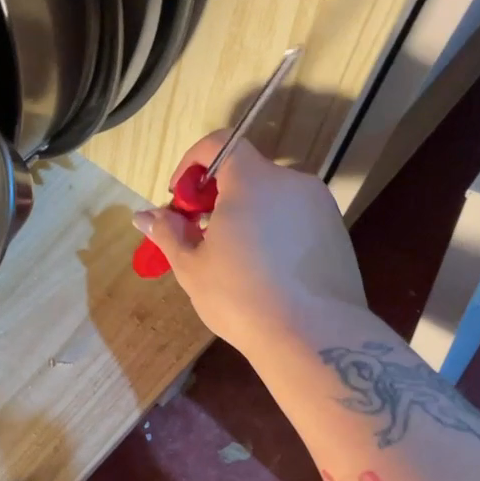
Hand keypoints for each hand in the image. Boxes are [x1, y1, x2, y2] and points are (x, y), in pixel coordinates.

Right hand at [132, 129, 367, 355]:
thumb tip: (143, 216)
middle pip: (246, 173)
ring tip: (233, 258)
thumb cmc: (241, 297)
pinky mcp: (336, 232)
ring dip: (246, 215)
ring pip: (272, 198)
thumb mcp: (192, 266)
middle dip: (217, 197)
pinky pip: (295, 219)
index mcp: (253, 181)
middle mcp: (291, 182)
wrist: (314, 336)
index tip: (180, 199)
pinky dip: (274, 231)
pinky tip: (266, 272)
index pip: (220, 143)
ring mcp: (319, 207)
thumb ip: (168, 233)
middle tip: (200, 235)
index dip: (192, 162)